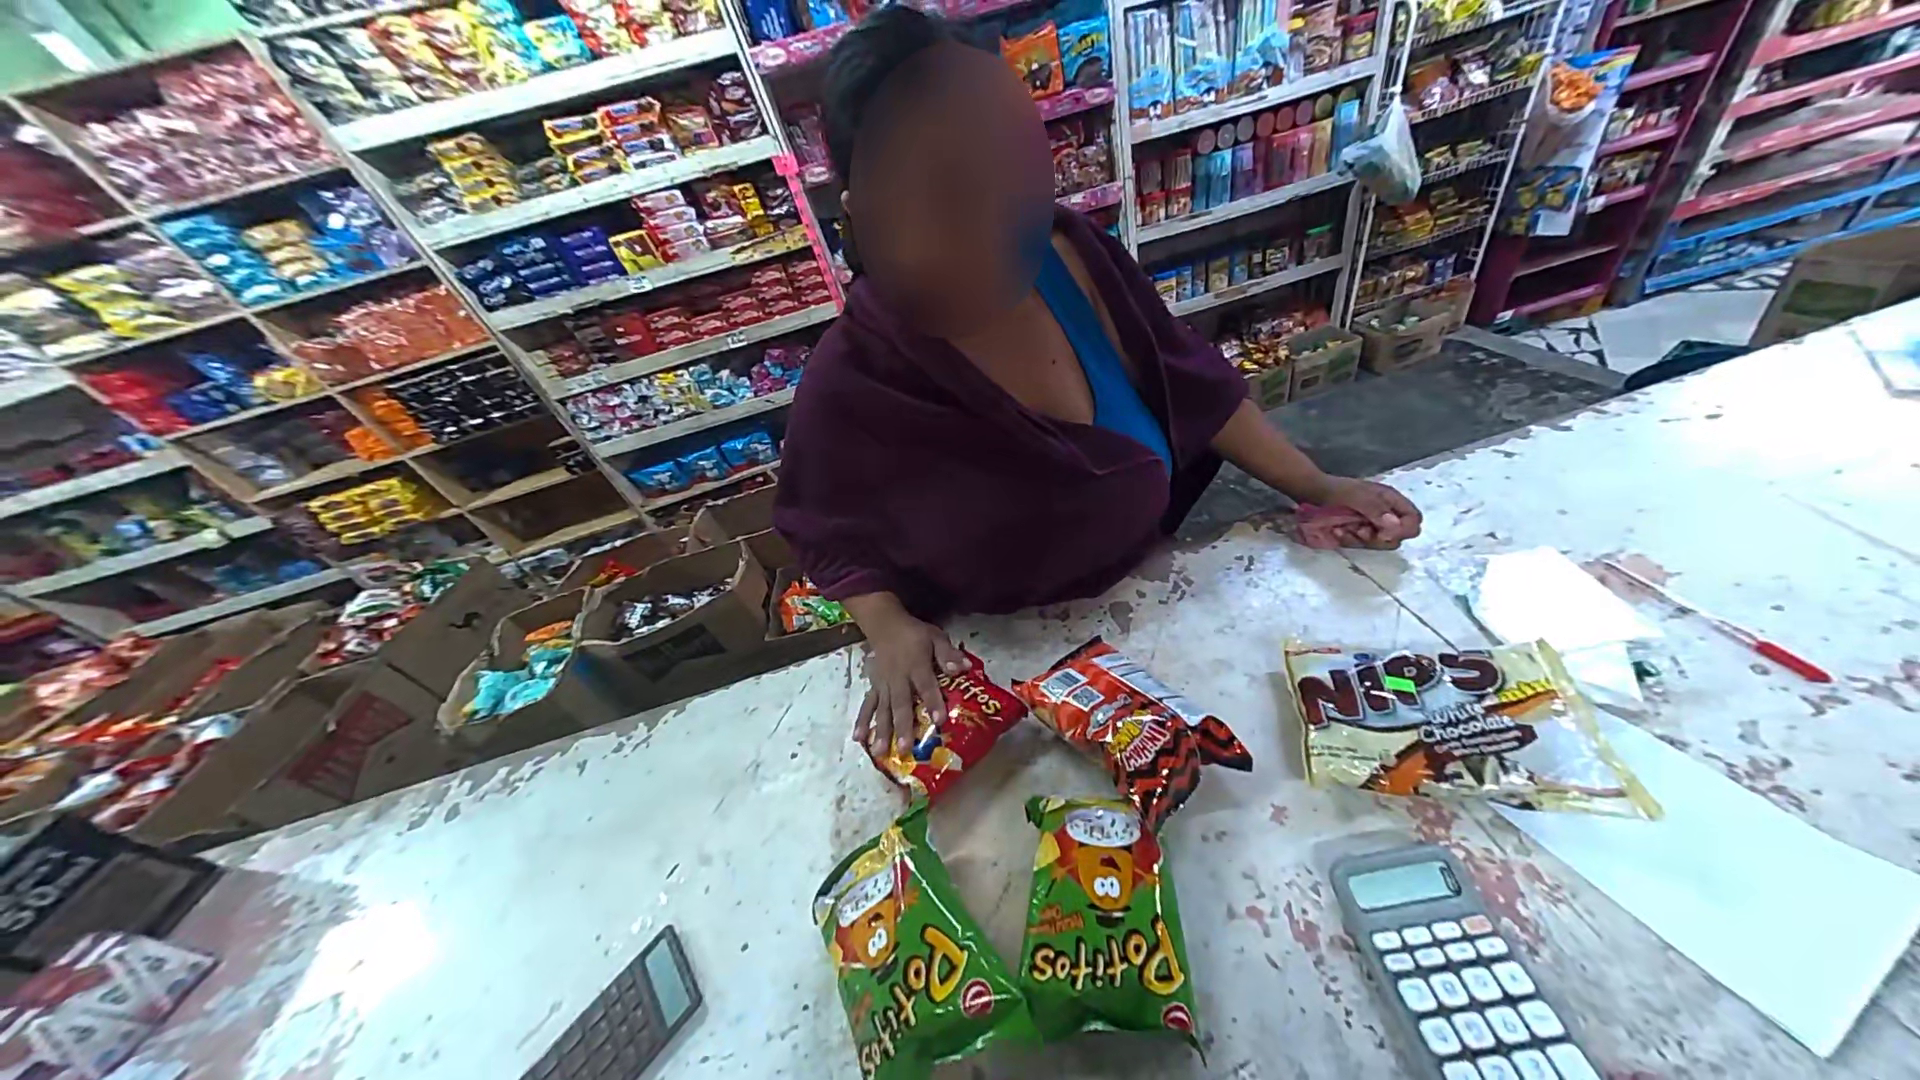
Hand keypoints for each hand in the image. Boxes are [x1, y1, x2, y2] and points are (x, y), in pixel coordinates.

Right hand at [854, 608, 964, 760]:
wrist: (885, 625)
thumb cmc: (914, 634)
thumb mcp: (935, 637)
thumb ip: (948, 653)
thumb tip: (964, 667)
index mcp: (916, 666)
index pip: (926, 686)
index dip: (933, 702)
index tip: (939, 720)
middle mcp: (898, 678)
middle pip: (901, 704)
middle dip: (903, 726)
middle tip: (905, 749)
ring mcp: (883, 684)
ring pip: (882, 709)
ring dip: (881, 730)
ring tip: (880, 752)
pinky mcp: (874, 686)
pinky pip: (868, 704)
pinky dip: (862, 720)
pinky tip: (858, 738)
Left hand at [1316, 476, 1422, 548]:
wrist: (1310, 491)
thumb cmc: (1334, 489)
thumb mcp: (1355, 495)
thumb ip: (1375, 508)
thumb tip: (1395, 525)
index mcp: (1391, 501)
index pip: (1413, 520)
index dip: (1403, 530)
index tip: (1383, 534)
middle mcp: (1385, 513)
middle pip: (1396, 536)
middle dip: (1377, 538)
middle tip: (1358, 531)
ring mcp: (1370, 524)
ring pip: (1377, 543)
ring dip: (1359, 540)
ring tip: (1341, 529)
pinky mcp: (1356, 532)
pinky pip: (1359, 544)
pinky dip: (1348, 540)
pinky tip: (1335, 532)